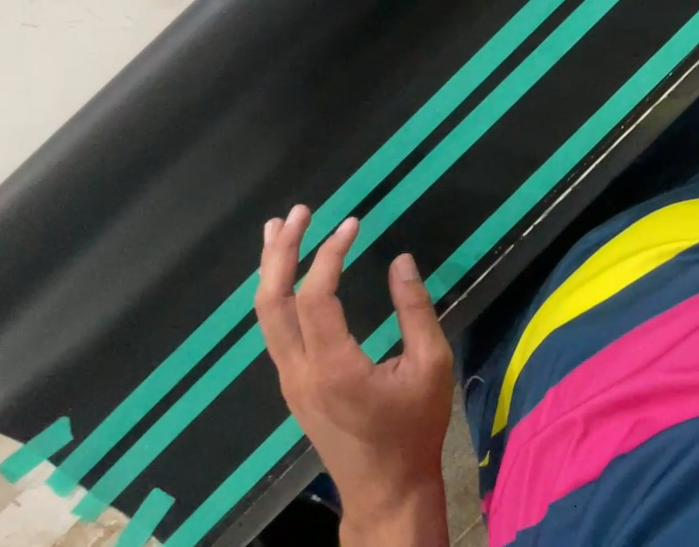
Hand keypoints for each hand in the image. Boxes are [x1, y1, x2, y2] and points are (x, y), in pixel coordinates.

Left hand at [256, 206, 455, 545]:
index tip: (354, 222)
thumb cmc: (415, 427)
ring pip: (266, 316)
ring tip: (279, 229)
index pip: (316, 296)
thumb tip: (401, 261)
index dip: (330, 254)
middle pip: (272, 302)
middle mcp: (299, 371)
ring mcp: (291, 380)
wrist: (387, 488)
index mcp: (333, 366)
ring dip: (272, 269)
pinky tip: (287, 275)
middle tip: (299, 211)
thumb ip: (416, 310)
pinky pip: (275, 330)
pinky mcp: (295, 386)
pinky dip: (277, 293)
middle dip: (282, 251)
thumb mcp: (432, 364)